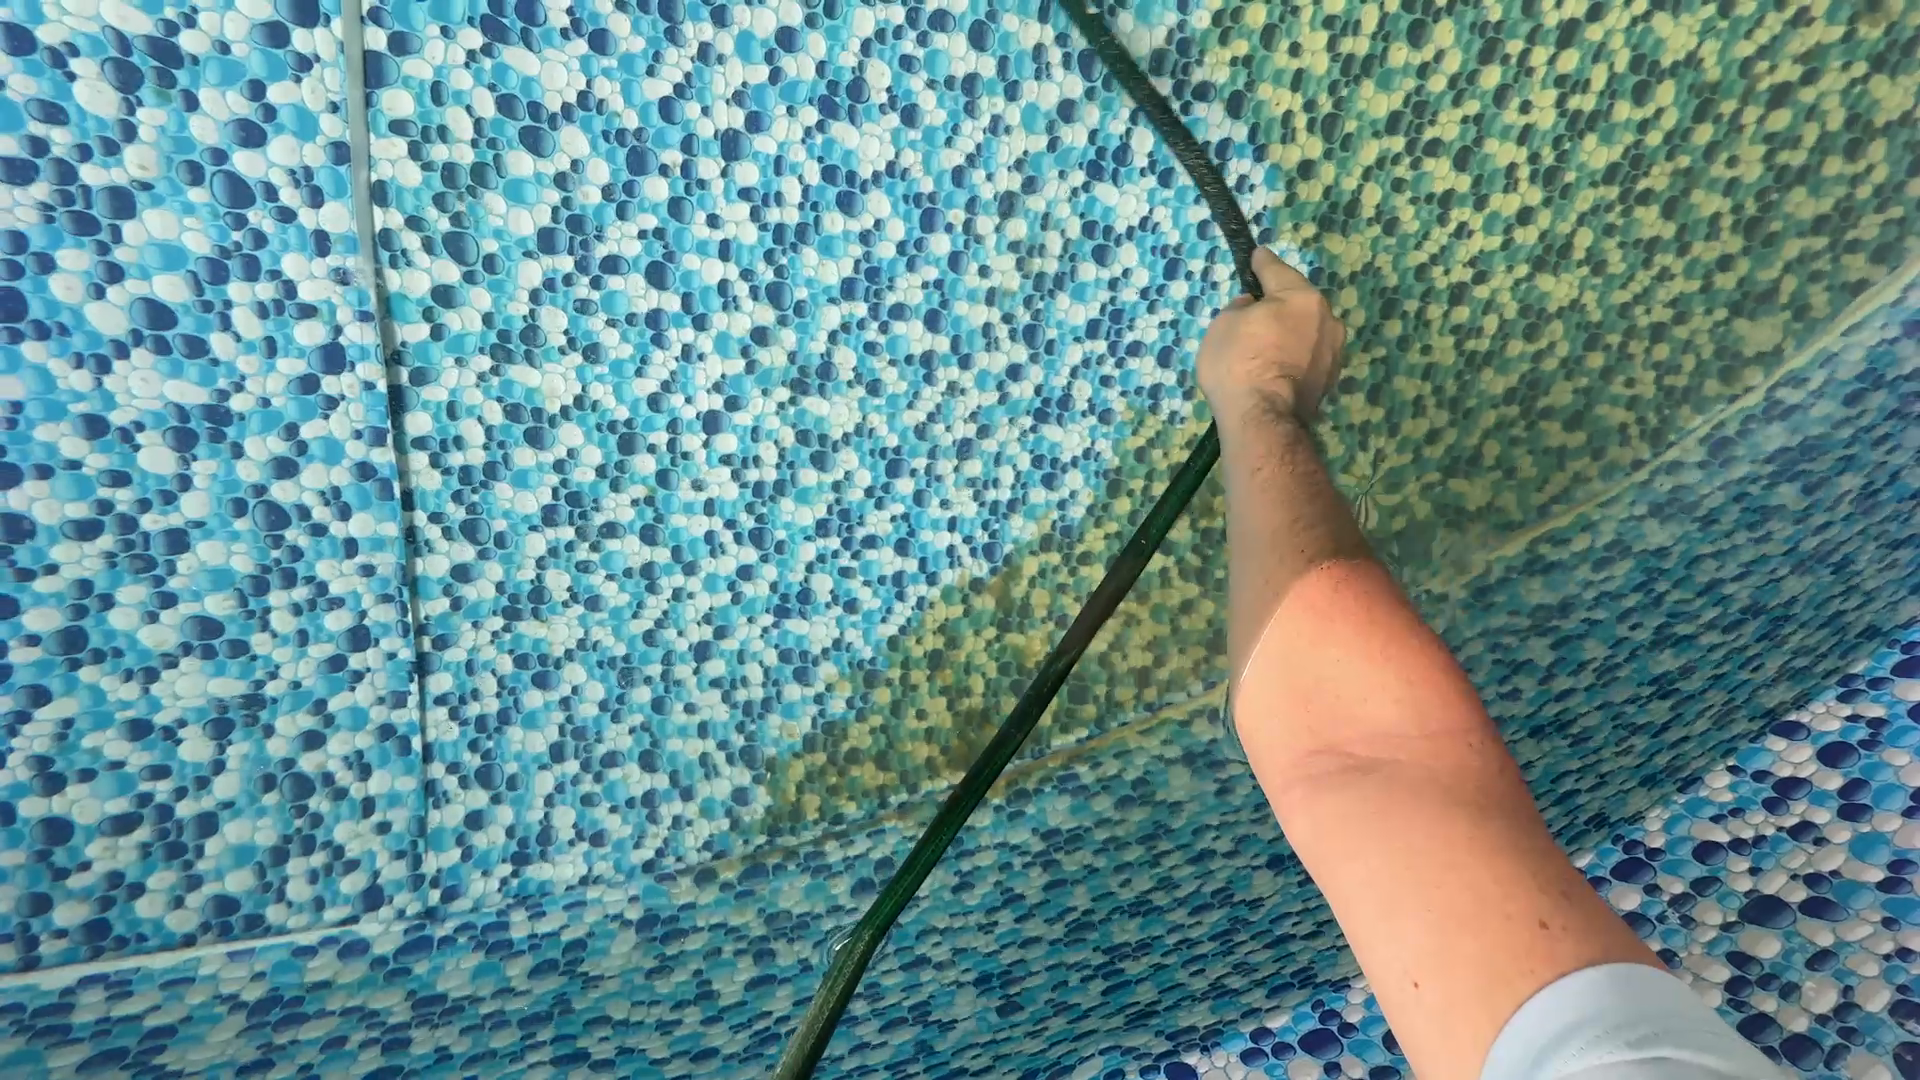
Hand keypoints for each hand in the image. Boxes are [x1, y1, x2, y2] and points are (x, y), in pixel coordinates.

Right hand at [1196, 247, 1346, 423]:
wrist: (1263, 419)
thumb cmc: (1238, 365)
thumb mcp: (1222, 327)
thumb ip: (1239, 310)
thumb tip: (1253, 309)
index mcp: (1301, 297)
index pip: (1277, 271)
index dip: (1263, 263)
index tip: (1258, 255)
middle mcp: (1326, 319)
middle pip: (1299, 303)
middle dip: (1280, 303)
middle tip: (1258, 309)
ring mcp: (1333, 352)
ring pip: (1307, 331)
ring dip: (1290, 332)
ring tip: (1268, 344)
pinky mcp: (1330, 380)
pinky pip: (1308, 357)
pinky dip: (1294, 357)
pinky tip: (1277, 366)